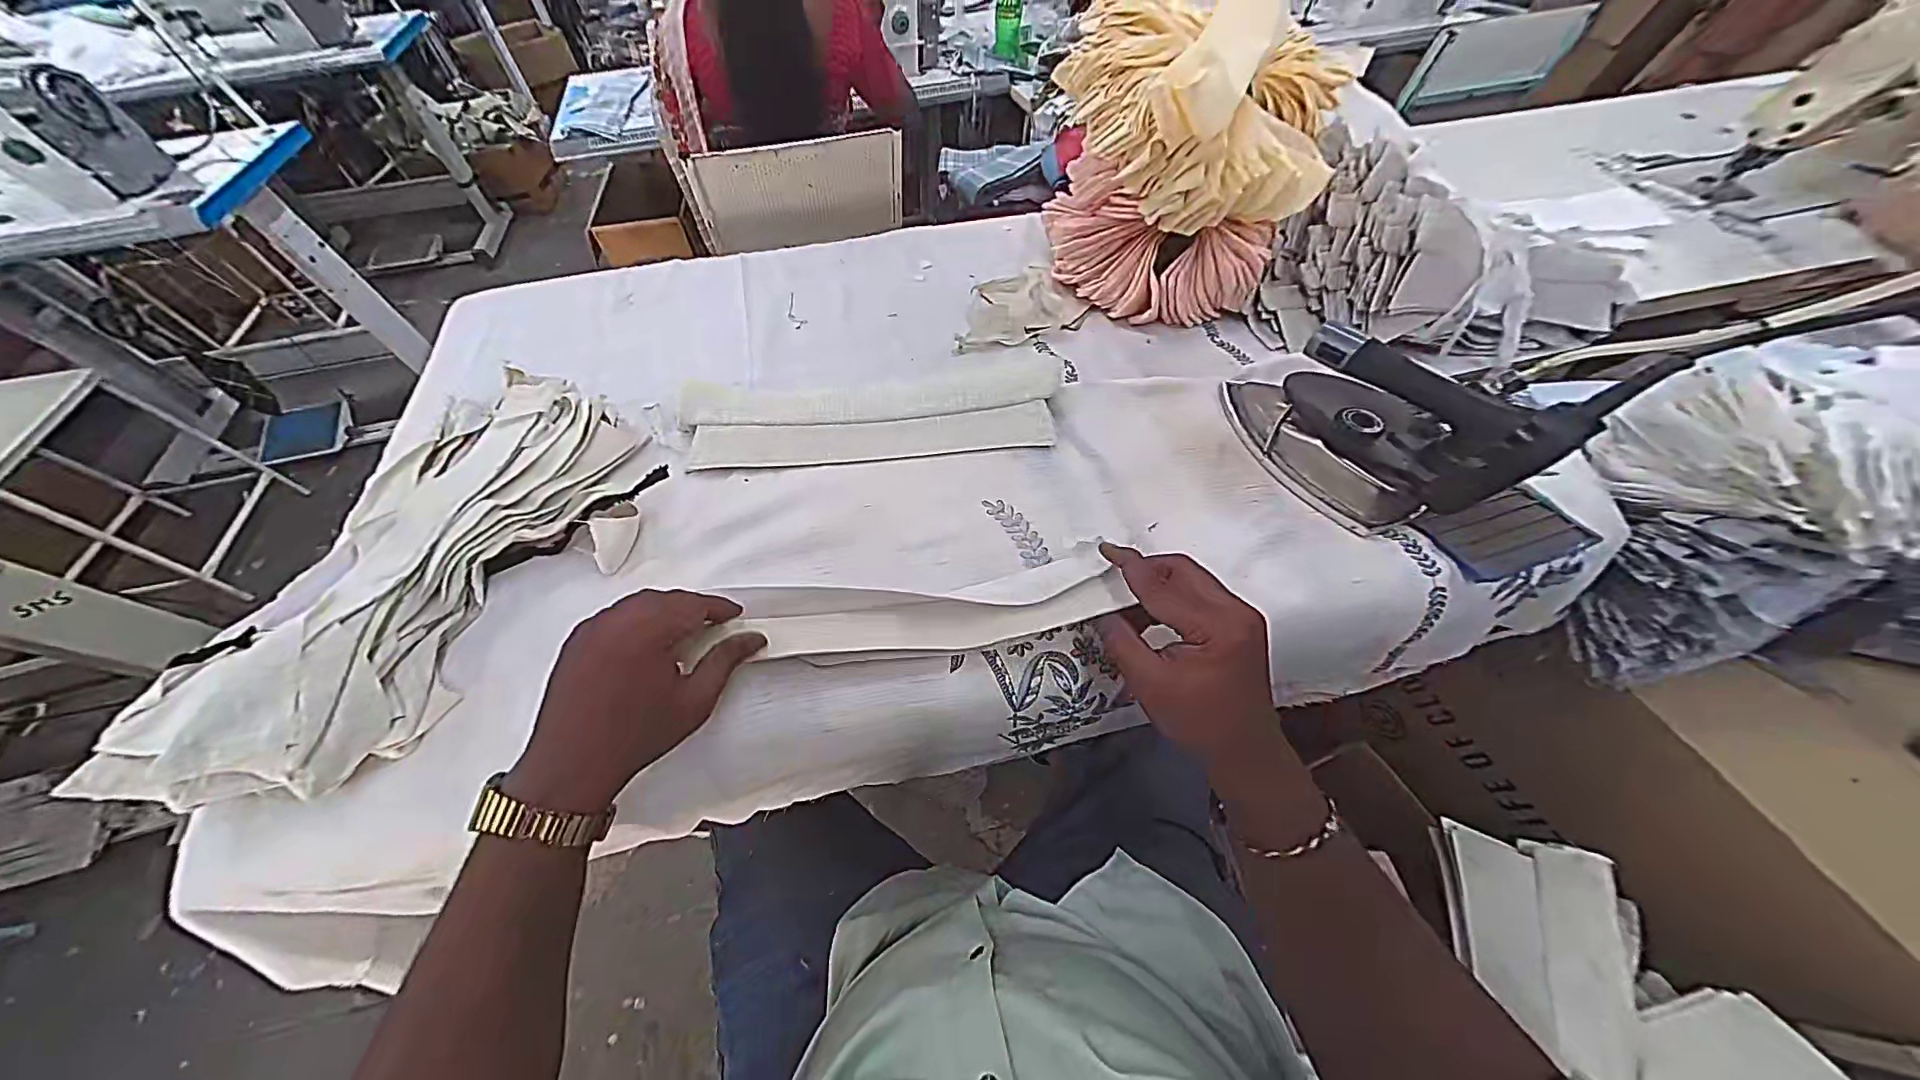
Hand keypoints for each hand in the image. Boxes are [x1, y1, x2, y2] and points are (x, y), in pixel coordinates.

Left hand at [504, 590, 764, 812]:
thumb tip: (746, 642)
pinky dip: (639, 619)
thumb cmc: (624, 740)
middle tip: (716, 624)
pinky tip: (651, 642)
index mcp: (646, 632)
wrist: (572, 766)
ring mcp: (592, 630)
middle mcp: (615, 623)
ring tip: (686, 634)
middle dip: (694, 607)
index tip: (732, 614)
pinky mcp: (577, 641)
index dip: (719, 607)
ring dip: (666, 611)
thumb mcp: (694, 701)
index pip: (693, 603)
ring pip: (640, 603)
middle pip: (667, 599)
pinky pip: (616, 615)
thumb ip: (725, 662)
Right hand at [1094, 543, 1279, 768]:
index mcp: (1218, 625)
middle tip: (1114, 577)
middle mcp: (1236, 612)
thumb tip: (1105, 615)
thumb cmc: (1201, 724)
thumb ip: (1123, 643)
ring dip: (1158, 586)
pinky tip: (1149, 619)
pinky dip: (1173, 600)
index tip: (1108, 551)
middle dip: (1146, 569)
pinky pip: (1200, 597)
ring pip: (1192, 581)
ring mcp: (1242, 617)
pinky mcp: (1239, 625)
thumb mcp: (1150, 684)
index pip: (1164, 586)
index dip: (1131, 568)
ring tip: (1127, 607)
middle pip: (1183, 571)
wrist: (1245, 751)